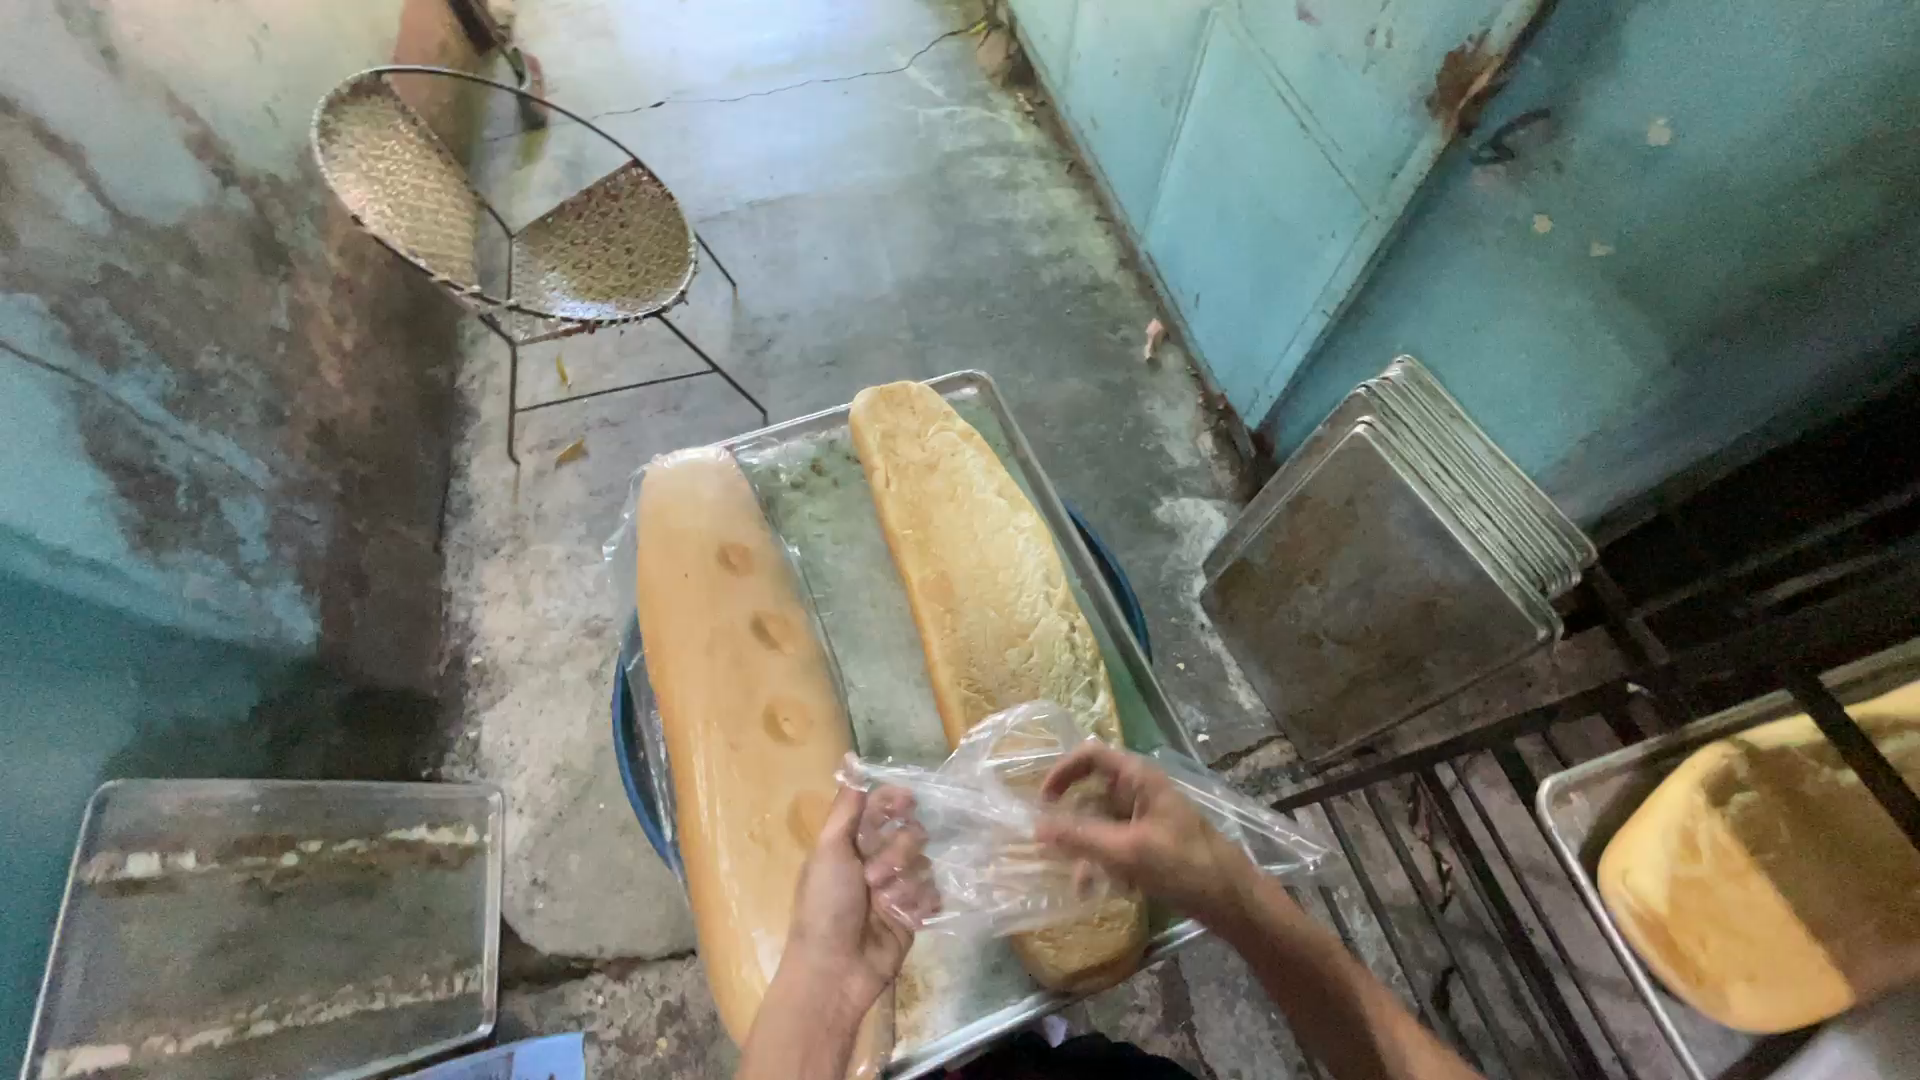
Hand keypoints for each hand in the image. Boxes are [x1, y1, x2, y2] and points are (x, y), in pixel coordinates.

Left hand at [784, 784, 931, 1012]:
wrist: (835, 971)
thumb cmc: (824, 906)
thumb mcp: (829, 849)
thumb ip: (846, 805)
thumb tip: (850, 756)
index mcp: (851, 842)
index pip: (881, 806)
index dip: (895, 800)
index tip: (906, 802)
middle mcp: (876, 859)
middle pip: (908, 832)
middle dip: (897, 851)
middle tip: (875, 875)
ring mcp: (897, 887)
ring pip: (923, 862)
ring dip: (905, 881)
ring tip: (885, 903)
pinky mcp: (913, 913)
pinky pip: (932, 891)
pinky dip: (919, 902)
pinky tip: (904, 916)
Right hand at [1034, 742, 1254, 927]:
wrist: (1234, 901)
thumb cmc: (1185, 866)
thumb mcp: (1128, 852)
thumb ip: (1081, 838)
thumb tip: (1037, 828)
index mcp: (1137, 778)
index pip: (1090, 756)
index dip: (1062, 772)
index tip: (1043, 802)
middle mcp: (1139, 791)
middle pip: (1091, 794)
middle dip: (1072, 825)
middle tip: (1053, 851)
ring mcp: (1145, 817)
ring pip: (1101, 824)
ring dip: (1088, 851)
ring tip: (1083, 885)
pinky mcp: (1150, 843)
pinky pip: (1115, 845)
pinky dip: (1106, 863)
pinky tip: (1112, 890)